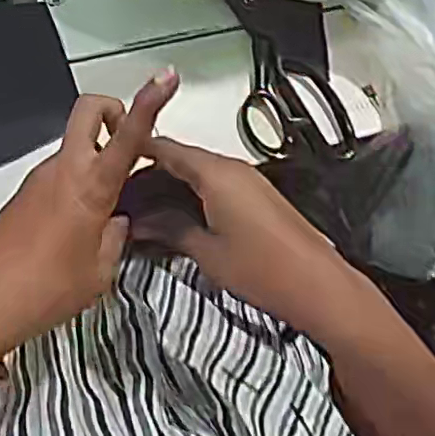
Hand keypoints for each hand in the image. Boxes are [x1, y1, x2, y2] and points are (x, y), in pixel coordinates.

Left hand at [0, 70, 179, 367]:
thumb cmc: (38, 289)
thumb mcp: (100, 270)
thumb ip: (116, 236)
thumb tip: (117, 225)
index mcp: (91, 186)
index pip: (128, 132)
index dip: (150, 99)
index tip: (164, 79)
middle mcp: (64, 170)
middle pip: (90, 109)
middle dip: (113, 109)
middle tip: (128, 136)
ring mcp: (42, 176)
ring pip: (75, 142)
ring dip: (95, 155)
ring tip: (105, 202)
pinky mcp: (27, 189)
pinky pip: (60, 169)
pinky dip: (77, 179)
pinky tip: (78, 219)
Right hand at [132, 137, 369, 340]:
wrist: (318, 286)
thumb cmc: (265, 270)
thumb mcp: (206, 252)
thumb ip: (171, 229)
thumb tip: (144, 222)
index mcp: (215, 173)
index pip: (167, 149)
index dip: (138, 151)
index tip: (116, 159)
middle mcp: (232, 168)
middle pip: (183, 158)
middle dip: (153, 173)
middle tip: (126, 194)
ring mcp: (247, 180)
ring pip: (199, 171)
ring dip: (173, 184)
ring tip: (147, 208)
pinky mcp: (257, 195)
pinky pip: (216, 183)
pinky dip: (194, 193)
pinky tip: (180, 215)